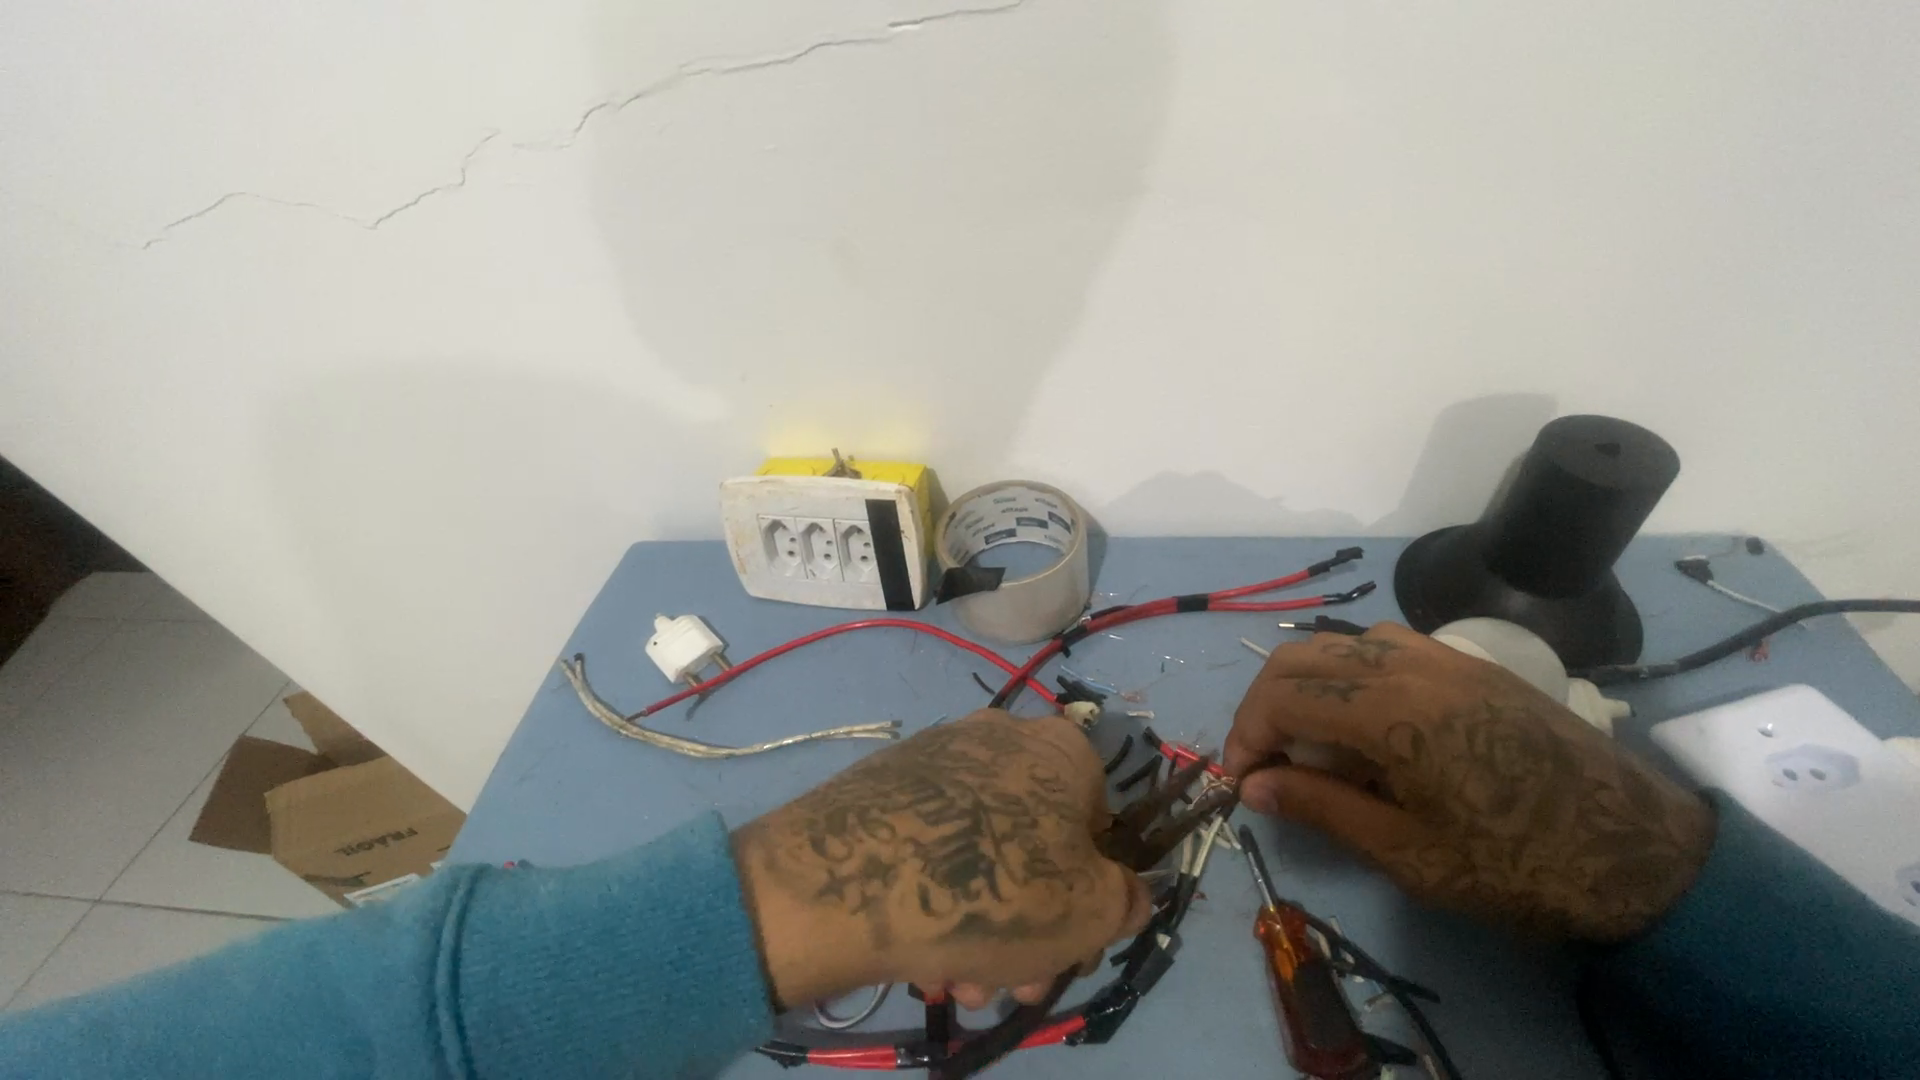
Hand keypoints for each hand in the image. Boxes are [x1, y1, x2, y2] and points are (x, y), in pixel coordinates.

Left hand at [731, 710, 1150, 1008]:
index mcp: (1062, 749)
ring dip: (981, 923)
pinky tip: (916, 945)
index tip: (1066, 947)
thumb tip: (1129, 892)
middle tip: (1010, 984)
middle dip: (1031, 925)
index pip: (1098, 822)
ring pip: (981, 850)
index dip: (1090, 892)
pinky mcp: (887, 779)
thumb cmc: (994, 888)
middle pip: (1035, 844)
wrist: (852, 875)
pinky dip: (935, 893)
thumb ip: (1128, 898)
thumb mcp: (1092, 911)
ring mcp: (938, 754)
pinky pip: (932, 841)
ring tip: (954, 979)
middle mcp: (1002, 736)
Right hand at [1225, 623, 1714, 940]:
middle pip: (1298, 658)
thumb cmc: (1516, 865)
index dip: (1245, 734)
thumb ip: (1319, 807)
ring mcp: (1440, 656)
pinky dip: (1348, 669)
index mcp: (1390, 712)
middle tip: (1262, 757)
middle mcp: (1407, 665)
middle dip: (1263, 704)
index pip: (1281, 698)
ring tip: (1309, 737)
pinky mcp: (1466, 663)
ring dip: (1304, 682)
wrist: (1641, 854)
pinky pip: (1383, 644)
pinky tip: (1364, 713)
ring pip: (1338, 643)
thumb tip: (1250, 785)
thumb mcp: (1407, 853)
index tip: (1239, 777)